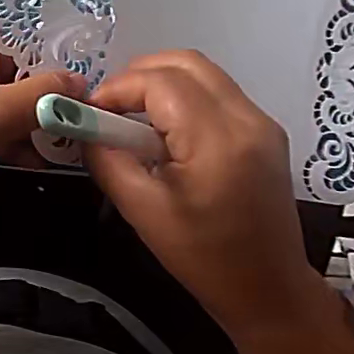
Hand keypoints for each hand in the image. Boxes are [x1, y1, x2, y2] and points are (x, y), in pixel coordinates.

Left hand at [0, 34, 82, 220]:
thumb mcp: (0, 111)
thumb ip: (45, 93)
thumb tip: (80, 82)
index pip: (22, 48)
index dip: (54, 70)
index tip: (85, 94)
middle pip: (18, 79)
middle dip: (47, 105)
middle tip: (80, 126)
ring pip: (9, 108)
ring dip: (35, 127)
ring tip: (66, 147)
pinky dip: (16, 142)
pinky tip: (40, 160)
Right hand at [81, 51, 321, 332]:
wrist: (269, 291)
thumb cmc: (203, 258)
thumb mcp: (141, 210)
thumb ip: (106, 160)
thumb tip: (84, 128)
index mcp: (218, 141)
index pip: (160, 82)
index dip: (117, 88)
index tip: (91, 114)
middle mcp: (248, 119)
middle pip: (186, 62)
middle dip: (138, 76)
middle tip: (109, 108)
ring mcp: (262, 123)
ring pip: (202, 73)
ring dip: (159, 84)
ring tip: (131, 120)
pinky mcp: (264, 132)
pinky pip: (215, 93)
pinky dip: (181, 98)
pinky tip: (162, 133)